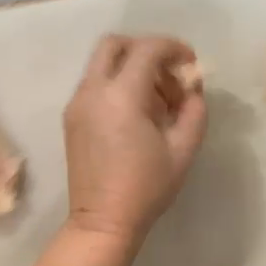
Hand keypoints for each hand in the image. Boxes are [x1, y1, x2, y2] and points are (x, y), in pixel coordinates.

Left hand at [62, 35, 207, 245]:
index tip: (191, 64)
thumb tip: (193, 88)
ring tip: (157, 100)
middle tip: (168, 73)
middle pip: (114, 44)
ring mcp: (77, 104)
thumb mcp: (183, 149)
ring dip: (131, 68)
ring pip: (102, 64)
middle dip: (145, 49)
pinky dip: (116, 84)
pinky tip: (137, 113)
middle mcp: (92, 91)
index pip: (147, 49)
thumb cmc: (147, 187)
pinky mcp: (71, 119)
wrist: (103, 221)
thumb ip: (193, 110)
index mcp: (121, 96)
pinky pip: (94, 85)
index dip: (174, 48)